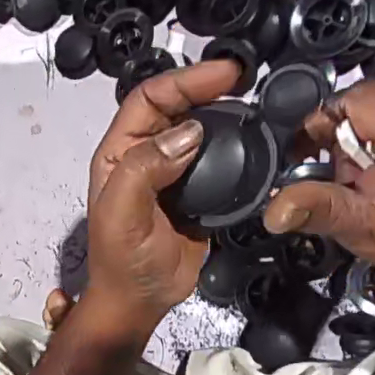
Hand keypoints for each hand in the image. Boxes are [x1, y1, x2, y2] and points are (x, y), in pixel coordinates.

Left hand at [78, 59, 242, 343]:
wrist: (141, 300)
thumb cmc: (122, 261)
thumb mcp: (122, 214)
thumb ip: (146, 169)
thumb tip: (189, 132)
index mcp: (121, 153)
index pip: (149, 100)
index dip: (184, 81)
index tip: (223, 74)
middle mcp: (146, 155)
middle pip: (176, 107)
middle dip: (207, 88)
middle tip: (244, 79)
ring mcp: (173, 173)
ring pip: (199, 130)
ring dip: (223, 114)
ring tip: (253, 104)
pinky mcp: (198, 192)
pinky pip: (217, 161)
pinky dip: (234, 147)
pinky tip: (252, 141)